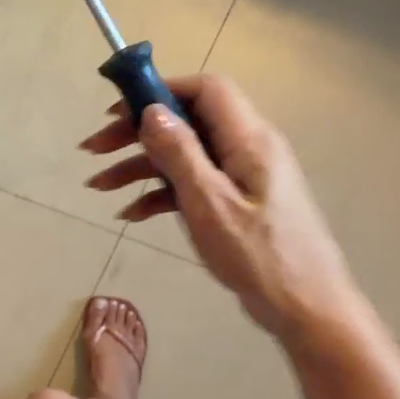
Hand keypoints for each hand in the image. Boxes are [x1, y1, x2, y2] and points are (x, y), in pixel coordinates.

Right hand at [84, 74, 360, 340]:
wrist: (306, 307)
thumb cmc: (259, 256)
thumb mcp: (210, 204)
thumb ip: (181, 154)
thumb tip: (152, 111)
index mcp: (249, 141)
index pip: (205, 90)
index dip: (160, 91)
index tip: (116, 111)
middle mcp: (247, 149)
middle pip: (187, 121)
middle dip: (137, 132)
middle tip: (93, 149)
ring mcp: (242, 177)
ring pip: (183, 155)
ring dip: (139, 166)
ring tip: (98, 186)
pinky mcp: (236, 202)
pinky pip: (191, 184)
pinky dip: (159, 194)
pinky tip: (130, 215)